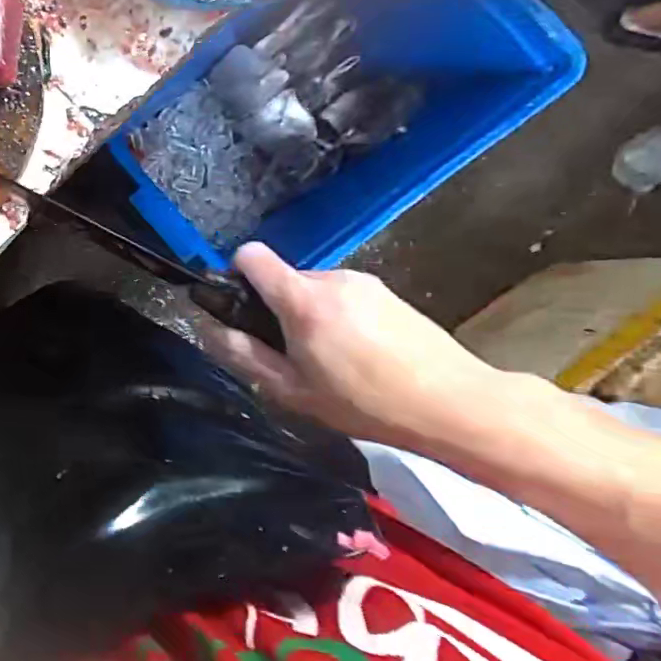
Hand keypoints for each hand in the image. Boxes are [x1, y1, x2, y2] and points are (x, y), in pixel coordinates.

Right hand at [203, 243, 506, 449]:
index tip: (242, 309)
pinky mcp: (387, 291)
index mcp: (302, 300)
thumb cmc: (365, 403)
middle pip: (283, 278)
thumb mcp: (292, 390)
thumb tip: (208, 328)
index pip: (251, 256)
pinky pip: (343, 295)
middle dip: (277, 308)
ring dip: (309, 315)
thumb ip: (244, 354)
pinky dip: (338, 317)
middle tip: (294, 355)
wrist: (453, 404)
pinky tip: (361, 354)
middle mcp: (331, 279)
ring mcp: (363, 282)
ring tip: (332, 360)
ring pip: (314, 289)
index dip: (236, 275)